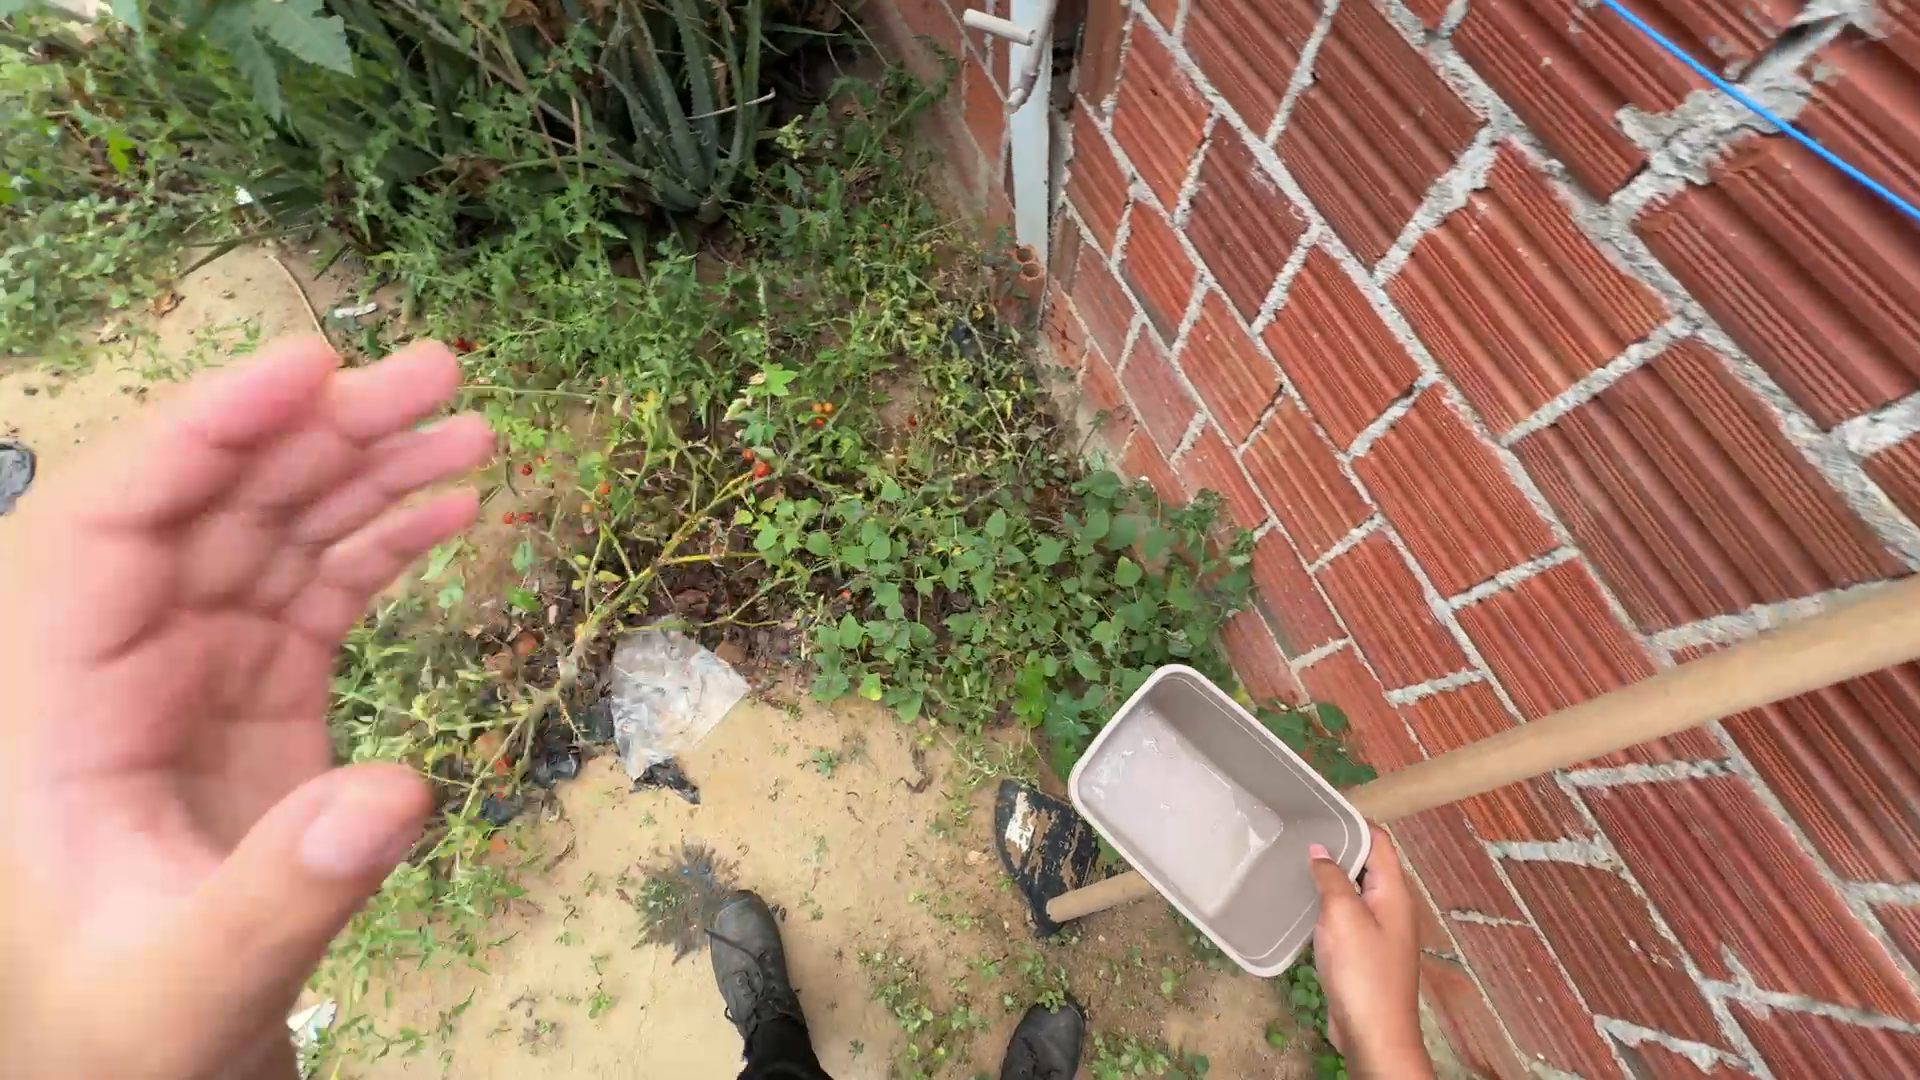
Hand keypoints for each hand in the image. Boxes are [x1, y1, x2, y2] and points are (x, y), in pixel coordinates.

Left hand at [0, 337, 492, 1079]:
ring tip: (474, 428)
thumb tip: (397, 793)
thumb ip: (283, 890)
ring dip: (376, 468)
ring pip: (286, 527)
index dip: (205, 431)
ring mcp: (202, 660)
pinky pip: (328, 581)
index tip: (313, 366)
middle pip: (224, 502)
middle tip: (445, 376)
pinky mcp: (265, 677)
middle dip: (330, 428)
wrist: (151, 1038)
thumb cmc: (130, 1022)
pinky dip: (392, 537)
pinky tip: (459, 509)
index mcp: (56, 704)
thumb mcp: (194, 977)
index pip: (114, 523)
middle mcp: (126, 653)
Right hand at [1308, 826, 1433, 1079]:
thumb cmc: (1361, 972)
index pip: (1379, 841)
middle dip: (1339, 844)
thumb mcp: (1342, 914)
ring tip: (1298, 858)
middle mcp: (1393, 908)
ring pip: (1356, 887)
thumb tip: (1321, 849)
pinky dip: (1328, 898)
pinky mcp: (1365, 950)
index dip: (1353, 821)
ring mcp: (1380, 930)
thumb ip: (1332, 876)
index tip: (1320, 808)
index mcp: (1395, 894)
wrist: (1373, 1035)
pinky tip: (1305, 899)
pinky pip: (1347, 911)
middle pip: (1368, 862)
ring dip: (1332, 873)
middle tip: (1302, 829)